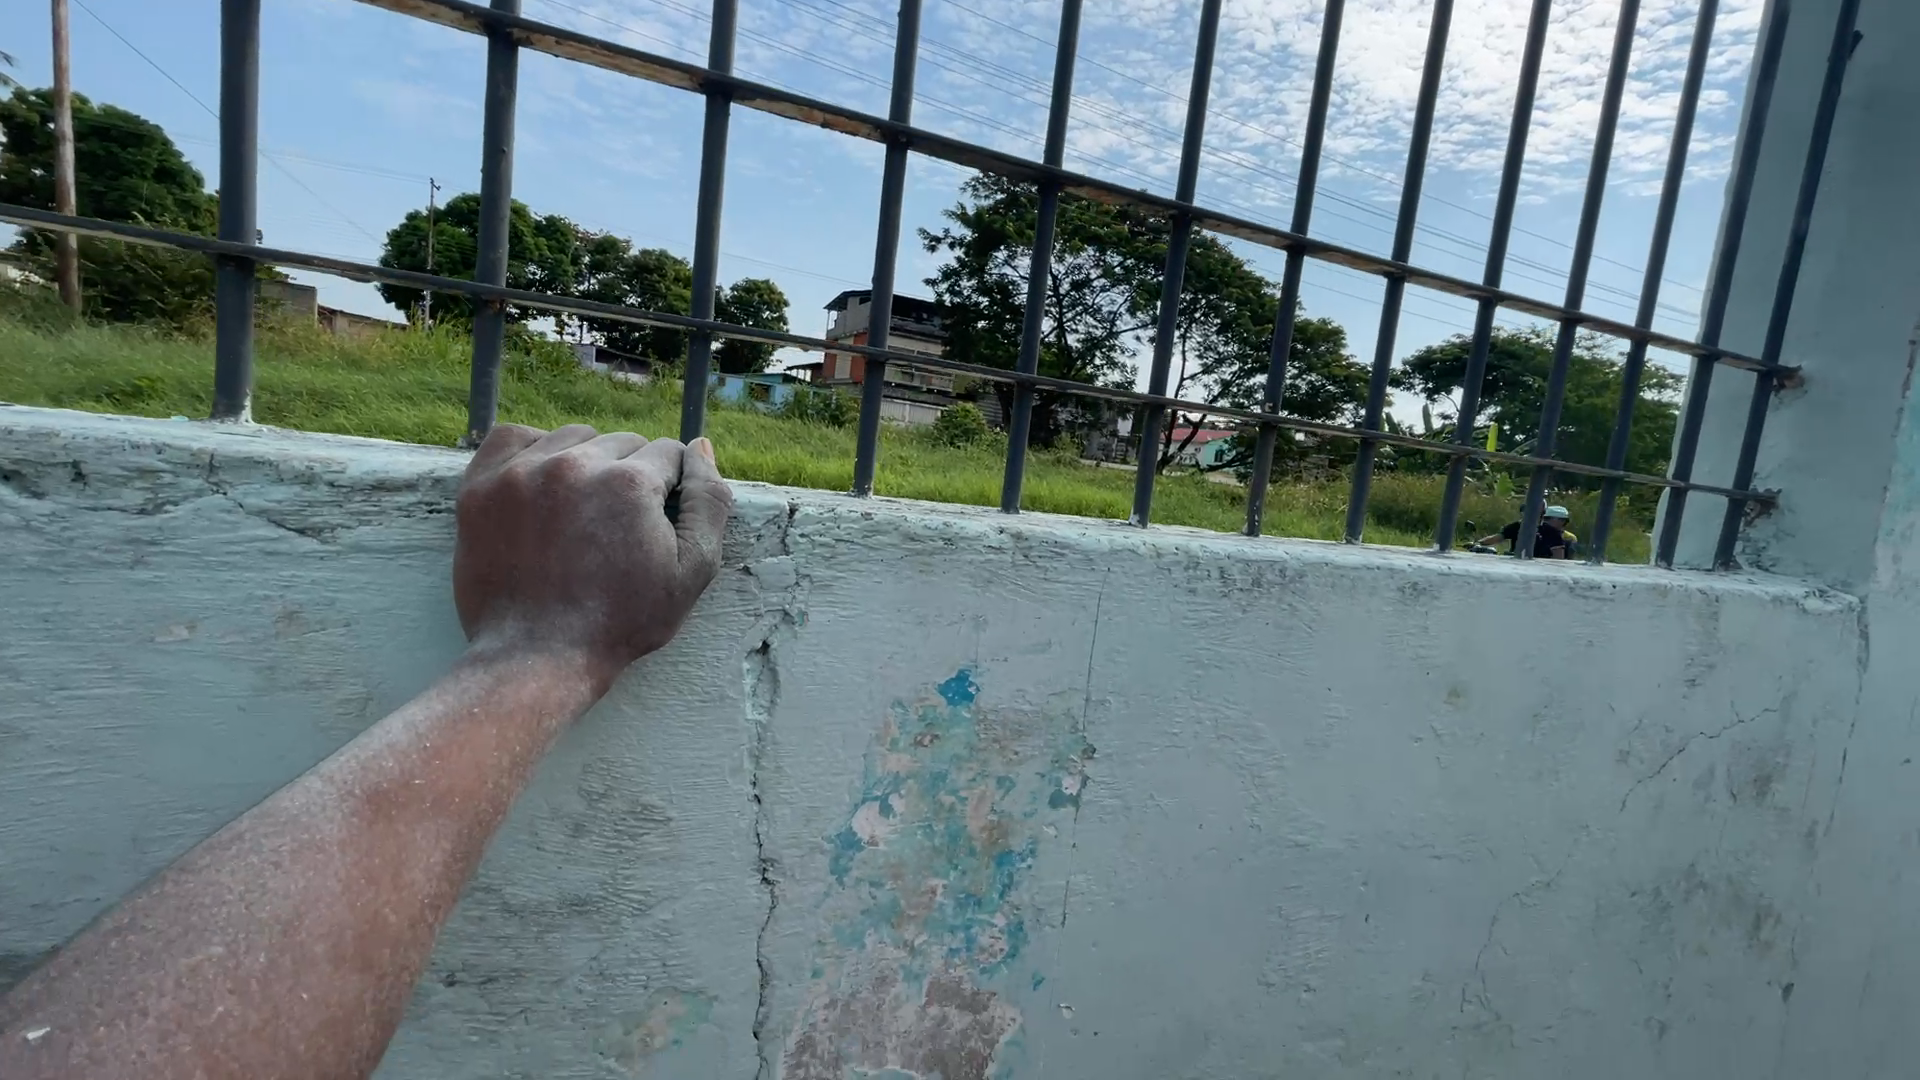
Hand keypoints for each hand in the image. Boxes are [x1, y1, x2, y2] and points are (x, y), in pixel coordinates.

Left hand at [453, 424, 732, 688]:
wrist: (540, 656)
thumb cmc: (624, 619)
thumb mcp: (694, 569)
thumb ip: (709, 502)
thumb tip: (701, 447)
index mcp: (630, 483)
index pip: (670, 454)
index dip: (674, 489)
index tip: (660, 523)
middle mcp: (575, 465)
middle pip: (625, 442)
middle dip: (635, 475)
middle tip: (624, 526)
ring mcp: (523, 472)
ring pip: (576, 437)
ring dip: (590, 462)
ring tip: (588, 510)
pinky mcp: (482, 486)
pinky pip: (516, 438)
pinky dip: (537, 451)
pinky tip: (548, 484)